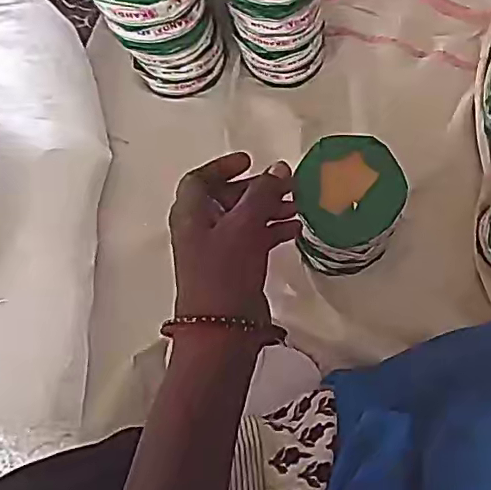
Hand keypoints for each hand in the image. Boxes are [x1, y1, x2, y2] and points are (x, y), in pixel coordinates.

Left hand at [169, 153, 300, 322]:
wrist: (224, 329)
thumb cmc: (226, 270)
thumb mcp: (245, 225)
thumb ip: (263, 193)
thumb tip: (280, 168)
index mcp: (191, 213)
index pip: (200, 179)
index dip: (223, 166)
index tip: (251, 161)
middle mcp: (201, 228)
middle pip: (228, 197)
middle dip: (258, 188)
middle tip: (287, 184)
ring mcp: (218, 249)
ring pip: (245, 218)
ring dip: (271, 208)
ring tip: (299, 206)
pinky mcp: (236, 267)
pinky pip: (255, 238)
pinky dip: (273, 230)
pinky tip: (296, 229)